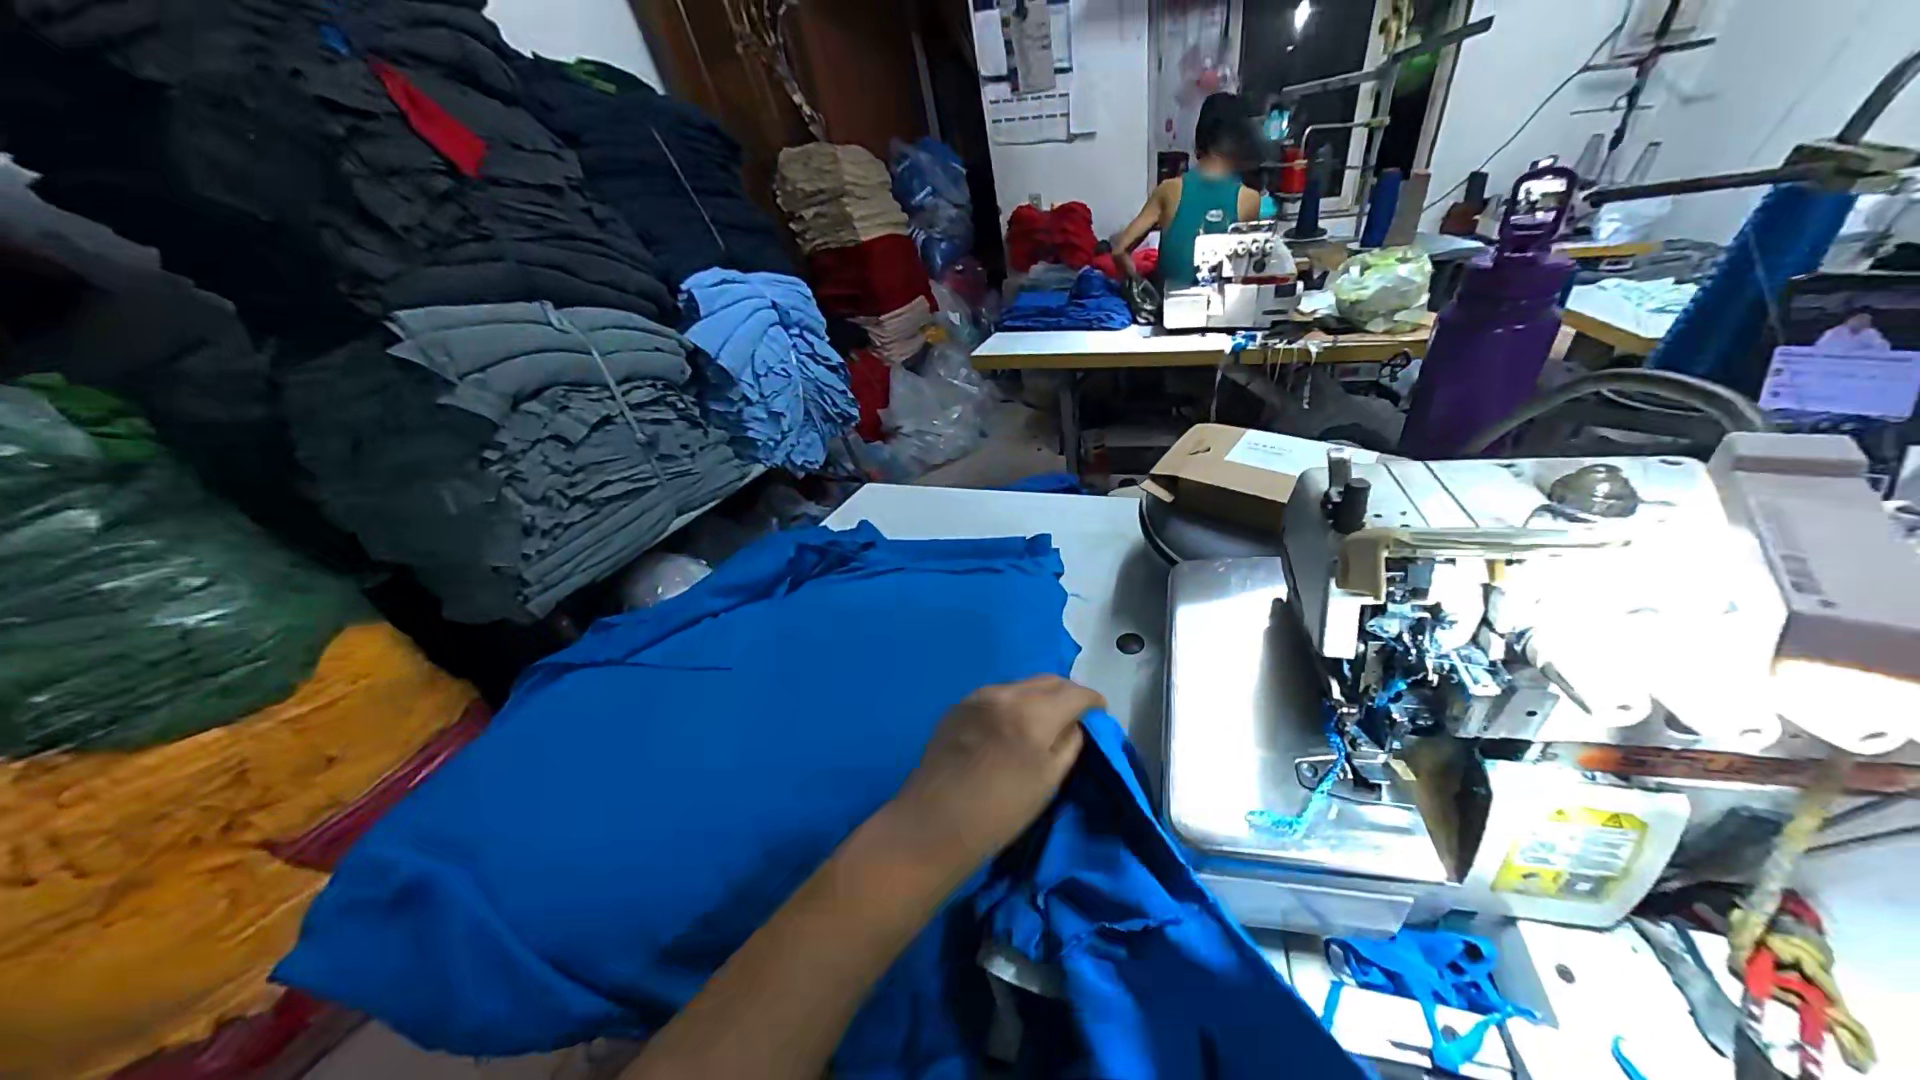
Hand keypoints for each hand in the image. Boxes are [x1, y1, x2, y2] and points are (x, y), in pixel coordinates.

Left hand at [890, 676, 1105, 869]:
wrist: (935, 822)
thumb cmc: (1000, 811)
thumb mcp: (1049, 780)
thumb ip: (1069, 742)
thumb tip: (1075, 722)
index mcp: (1032, 713)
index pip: (1074, 692)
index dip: (1093, 701)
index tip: (1100, 712)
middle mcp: (1005, 693)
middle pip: (1048, 681)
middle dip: (1067, 694)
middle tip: (1076, 715)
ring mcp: (977, 696)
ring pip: (1021, 685)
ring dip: (1039, 697)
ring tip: (1044, 721)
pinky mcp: (958, 706)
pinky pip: (997, 694)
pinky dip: (1013, 703)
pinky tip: (1012, 725)